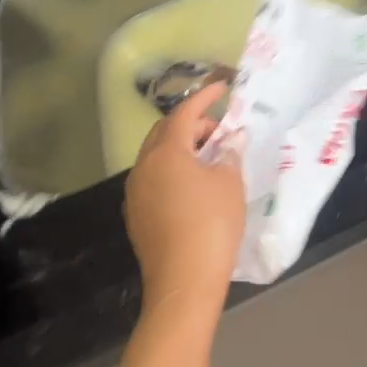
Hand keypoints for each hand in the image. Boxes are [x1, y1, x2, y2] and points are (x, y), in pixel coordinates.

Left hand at [124, 82, 246, 311]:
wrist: (184, 280)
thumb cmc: (212, 223)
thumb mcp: (230, 182)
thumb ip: (229, 153)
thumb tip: (230, 140)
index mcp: (166, 153)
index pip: (184, 113)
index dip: (204, 97)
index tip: (223, 86)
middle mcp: (143, 168)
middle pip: (165, 132)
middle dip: (192, 123)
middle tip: (221, 129)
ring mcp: (135, 193)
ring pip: (157, 156)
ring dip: (183, 147)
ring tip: (212, 156)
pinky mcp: (137, 215)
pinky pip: (155, 178)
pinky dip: (174, 169)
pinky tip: (196, 182)